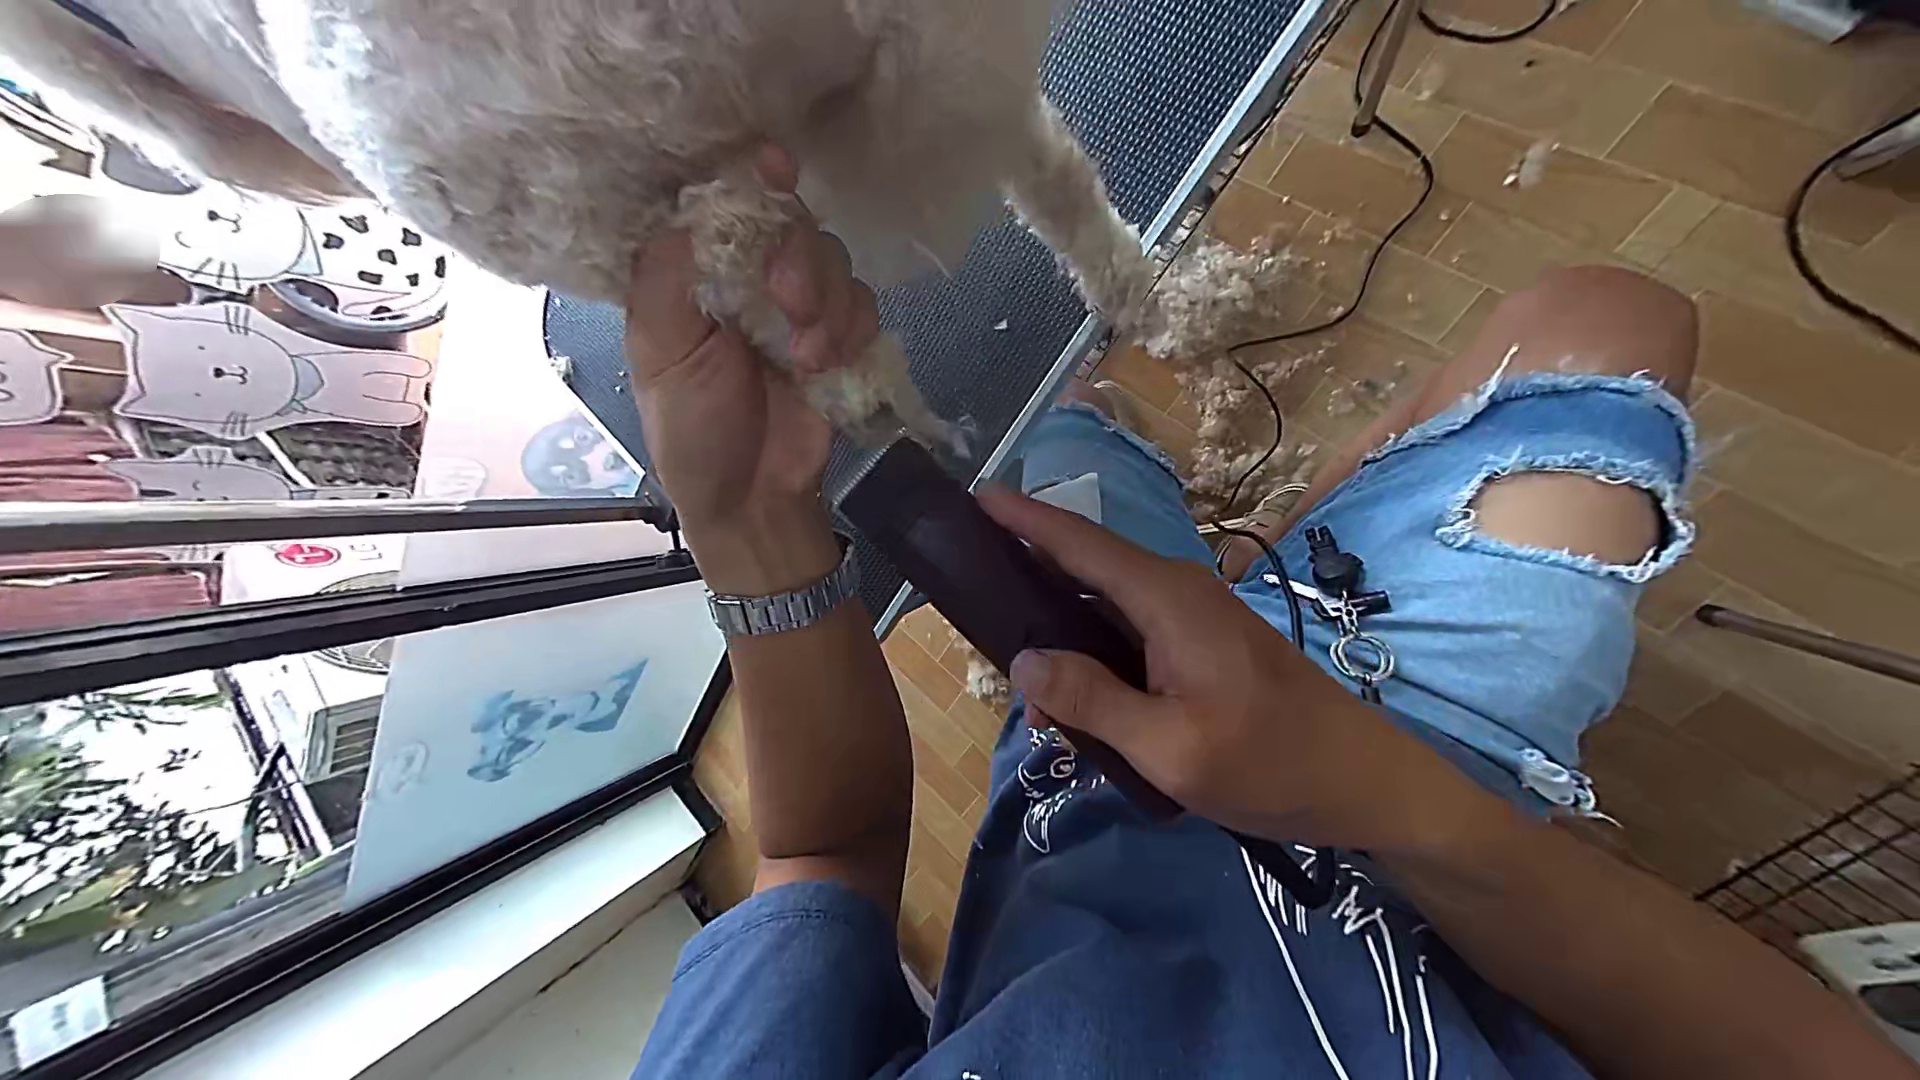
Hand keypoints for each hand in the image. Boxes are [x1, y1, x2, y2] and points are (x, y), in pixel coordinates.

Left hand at [624, 145, 880, 593]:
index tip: (778, 169)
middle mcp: (750, 281)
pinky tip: (828, 366)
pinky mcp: (840, 344)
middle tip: (792, 306)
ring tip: (807, 359)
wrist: (754, 499)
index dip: (752, 177)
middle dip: (801, 259)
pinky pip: (865, 307)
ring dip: (830, 305)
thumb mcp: (661, 352)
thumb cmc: (696, 431)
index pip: (727, 201)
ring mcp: (800, 313)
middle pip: (795, 222)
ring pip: (837, 262)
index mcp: (697, 274)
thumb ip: (671, 273)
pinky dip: (853, 330)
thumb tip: (703, 204)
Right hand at [980, 488, 1493, 853]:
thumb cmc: (1271, 764)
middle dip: (1028, 582)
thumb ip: (1091, 700)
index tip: (979, 497)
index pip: (1080, 542)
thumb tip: (1024, 661)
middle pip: (1083, 569)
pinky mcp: (1195, 640)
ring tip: (1030, 687)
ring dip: (1061, 636)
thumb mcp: (1169, 747)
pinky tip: (1077, 700)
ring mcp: (1187, 614)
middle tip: (979, 613)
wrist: (1365, 784)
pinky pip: (1125, 633)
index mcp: (1165, 598)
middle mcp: (1173, 590)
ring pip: (1102, 608)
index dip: (1025, 517)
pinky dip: (1092, 655)